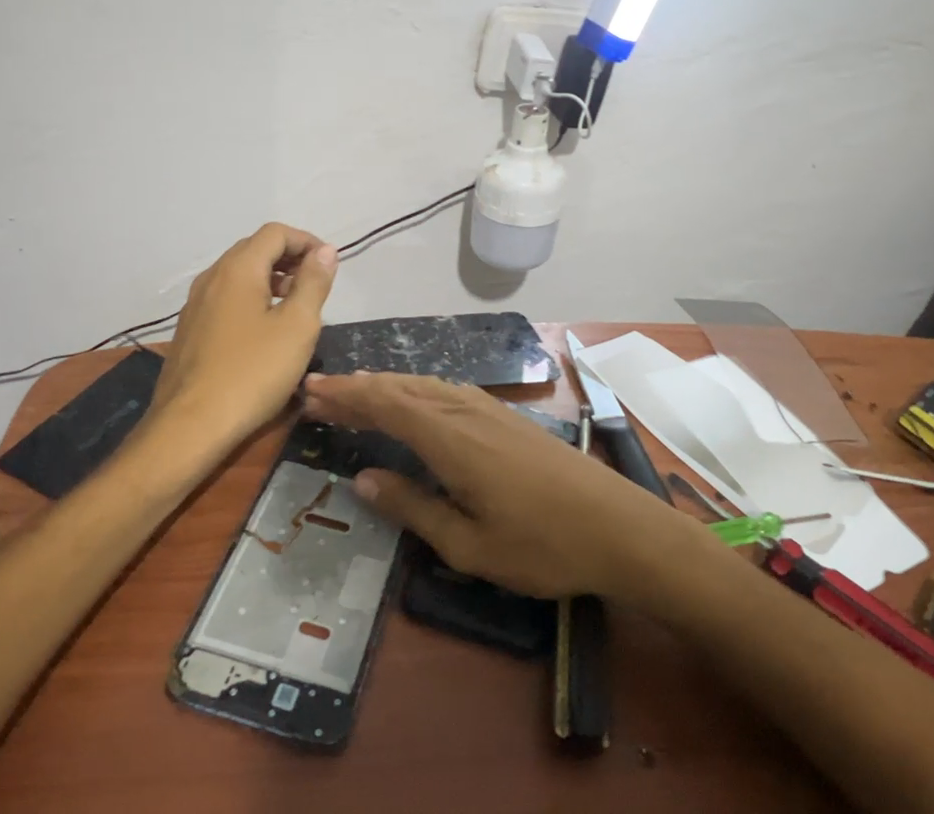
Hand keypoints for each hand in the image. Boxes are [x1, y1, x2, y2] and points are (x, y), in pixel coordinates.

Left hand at [150, 223, 337, 449]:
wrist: (192, 424)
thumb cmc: (253, 372)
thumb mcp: (298, 326)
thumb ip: (314, 283)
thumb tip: (325, 251)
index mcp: (238, 269)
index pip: (275, 233)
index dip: (307, 242)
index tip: (330, 266)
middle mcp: (211, 278)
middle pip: (254, 250)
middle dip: (289, 259)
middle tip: (316, 286)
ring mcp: (195, 305)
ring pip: (238, 276)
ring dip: (271, 281)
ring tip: (296, 309)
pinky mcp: (190, 331)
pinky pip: (226, 300)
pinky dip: (251, 301)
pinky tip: (265, 334)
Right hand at [302, 372, 714, 600]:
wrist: (623, 530)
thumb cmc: (543, 548)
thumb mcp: (468, 544)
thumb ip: (413, 508)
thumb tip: (363, 478)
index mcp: (451, 441)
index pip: (386, 406)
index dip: (347, 398)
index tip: (310, 393)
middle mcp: (469, 414)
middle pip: (404, 389)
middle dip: (360, 387)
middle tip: (320, 389)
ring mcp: (496, 413)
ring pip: (430, 386)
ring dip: (390, 385)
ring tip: (359, 390)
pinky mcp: (514, 421)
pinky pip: (453, 393)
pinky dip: (422, 391)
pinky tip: (420, 401)